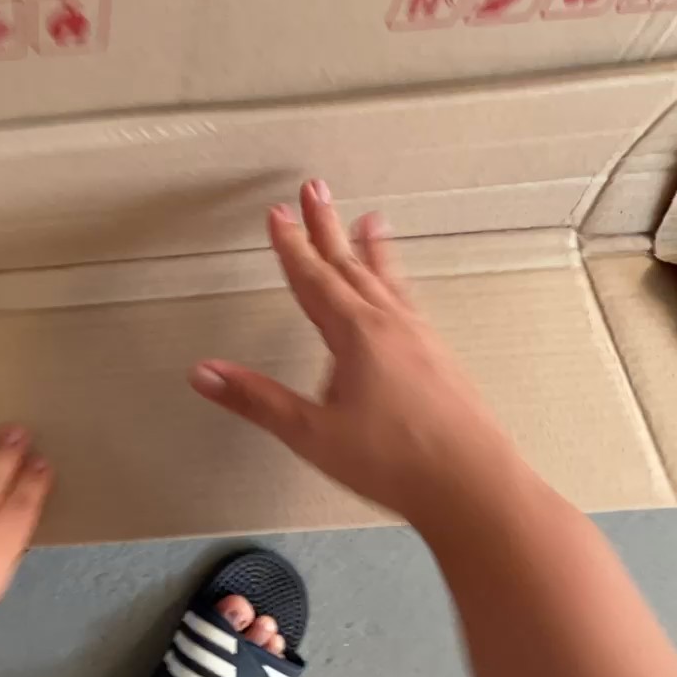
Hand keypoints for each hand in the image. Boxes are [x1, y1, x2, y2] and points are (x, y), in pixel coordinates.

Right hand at [189, 179, 532, 525]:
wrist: (474, 487)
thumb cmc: (392, 461)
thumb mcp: (310, 433)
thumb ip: (255, 400)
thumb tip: (202, 373)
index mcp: (356, 335)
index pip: (312, 279)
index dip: (290, 244)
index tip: (277, 212)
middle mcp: (389, 325)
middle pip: (349, 264)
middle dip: (326, 226)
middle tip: (316, 188)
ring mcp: (419, 339)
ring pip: (386, 280)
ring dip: (370, 247)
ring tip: (369, 219)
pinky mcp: (438, 358)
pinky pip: (409, 302)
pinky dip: (397, 281)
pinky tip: (399, 291)